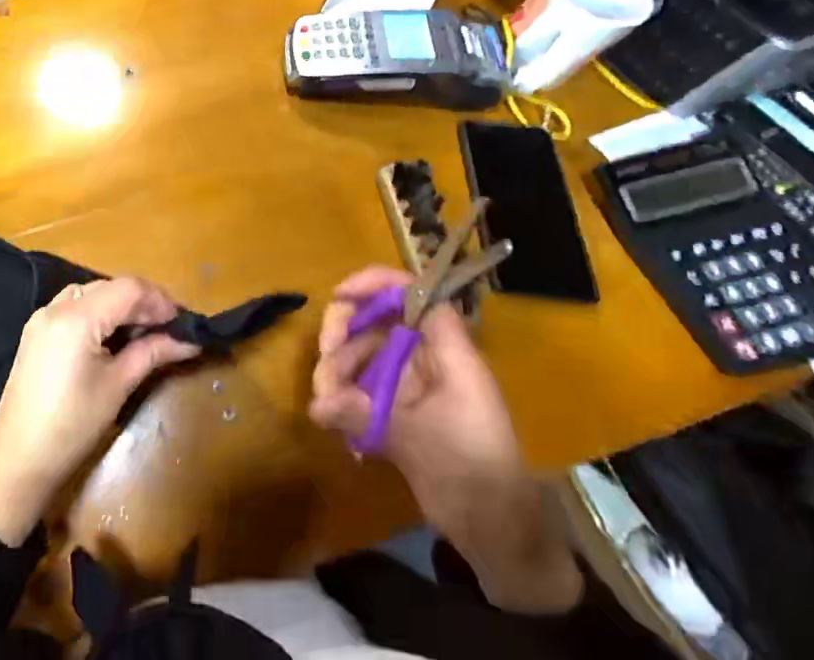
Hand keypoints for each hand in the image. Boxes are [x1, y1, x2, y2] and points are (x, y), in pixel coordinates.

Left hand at [0, 278, 201, 545]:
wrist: (19, 460)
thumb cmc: (73, 425)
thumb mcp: (118, 386)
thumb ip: (152, 352)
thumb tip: (189, 341)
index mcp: (76, 317)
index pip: (128, 288)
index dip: (160, 300)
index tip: (183, 322)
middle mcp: (56, 307)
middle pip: (109, 286)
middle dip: (142, 302)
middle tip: (169, 329)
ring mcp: (42, 318)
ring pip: (91, 293)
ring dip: (120, 306)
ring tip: (145, 332)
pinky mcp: (36, 332)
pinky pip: (74, 307)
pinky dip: (99, 313)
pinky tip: (114, 337)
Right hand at [309, 267, 582, 613]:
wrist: (496, 529)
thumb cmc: (472, 471)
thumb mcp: (418, 439)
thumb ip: (364, 416)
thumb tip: (316, 406)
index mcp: (447, 352)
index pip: (414, 295)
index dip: (376, 284)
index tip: (339, 295)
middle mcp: (427, 359)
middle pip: (377, 321)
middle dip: (343, 336)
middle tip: (325, 364)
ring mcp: (411, 385)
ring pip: (364, 356)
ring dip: (338, 373)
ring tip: (327, 407)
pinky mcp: (398, 411)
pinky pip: (362, 389)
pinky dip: (344, 401)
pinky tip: (336, 424)